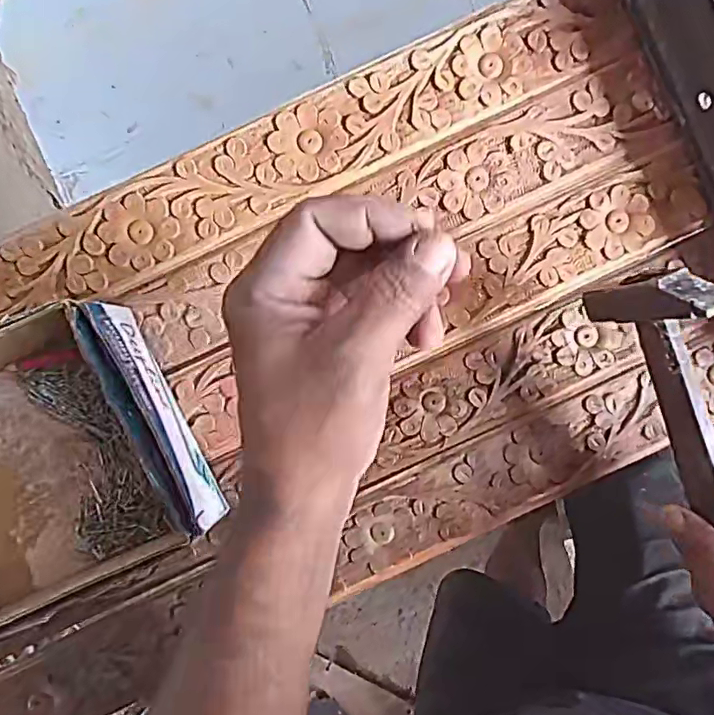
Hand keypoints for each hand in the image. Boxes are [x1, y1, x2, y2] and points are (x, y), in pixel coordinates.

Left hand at [224, 196, 467, 519]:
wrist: (303, 496)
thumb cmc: (314, 435)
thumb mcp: (358, 356)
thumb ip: (397, 293)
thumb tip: (440, 244)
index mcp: (265, 290)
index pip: (317, 221)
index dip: (375, 219)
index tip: (427, 237)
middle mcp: (278, 295)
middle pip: (343, 242)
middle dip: (399, 252)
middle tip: (448, 268)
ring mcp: (301, 317)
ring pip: (360, 271)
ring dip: (406, 283)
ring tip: (437, 316)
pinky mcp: (324, 339)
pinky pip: (365, 302)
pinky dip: (398, 309)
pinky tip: (423, 333)